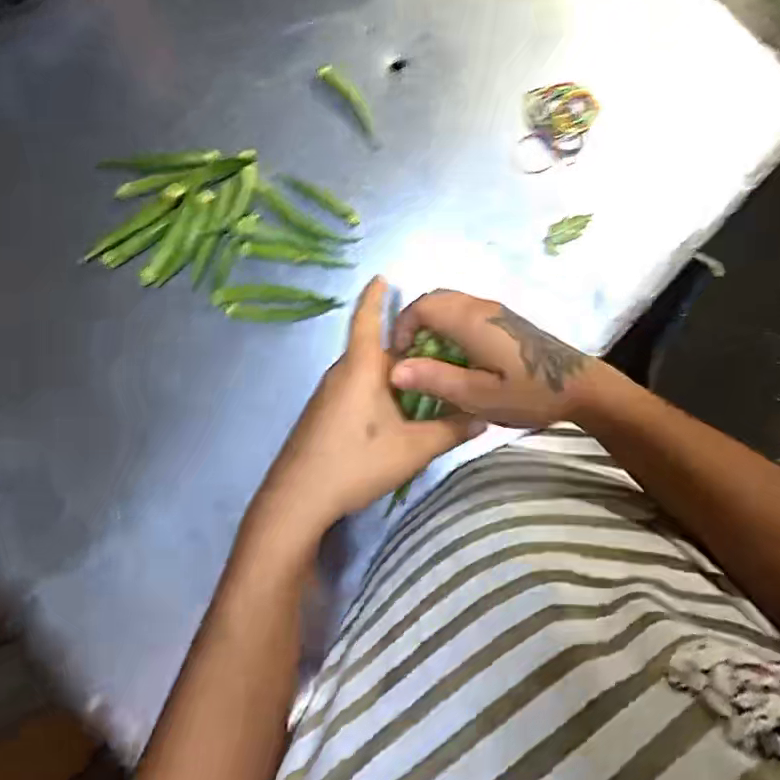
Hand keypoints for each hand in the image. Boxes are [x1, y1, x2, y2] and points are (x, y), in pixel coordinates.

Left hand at [238, 277, 481, 567]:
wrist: (295, 504)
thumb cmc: (355, 462)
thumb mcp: (415, 448)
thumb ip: (453, 429)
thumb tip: (485, 416)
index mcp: (362, 369)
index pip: (368, 320)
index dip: (376, 296)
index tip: (383, 276)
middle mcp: (342, 374)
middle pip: (376, 348)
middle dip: (405, 343)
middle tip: (441, 344)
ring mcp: (329, 395)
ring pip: (368, 371)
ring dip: (395, 370)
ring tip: (427, 377)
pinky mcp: (323, 415)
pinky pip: (358, 388)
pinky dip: (381, 387)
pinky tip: (399, 410)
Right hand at [389, 289, 619, 428]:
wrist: (580, 386)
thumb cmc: (529, 393)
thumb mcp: (479, 396)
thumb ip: (436, 379)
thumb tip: (394, 368)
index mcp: (473, 320)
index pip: (423, 306)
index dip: (402, 328)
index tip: (399, 359)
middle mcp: (483, 307)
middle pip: (436, 299)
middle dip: (415, 324)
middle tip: (411, 359)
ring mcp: (498, 312)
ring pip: (453, 304)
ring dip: (434, 325)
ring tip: (430, 361)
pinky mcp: (508, 321)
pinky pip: (468, 313)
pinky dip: (451, 327)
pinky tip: (457, 358)